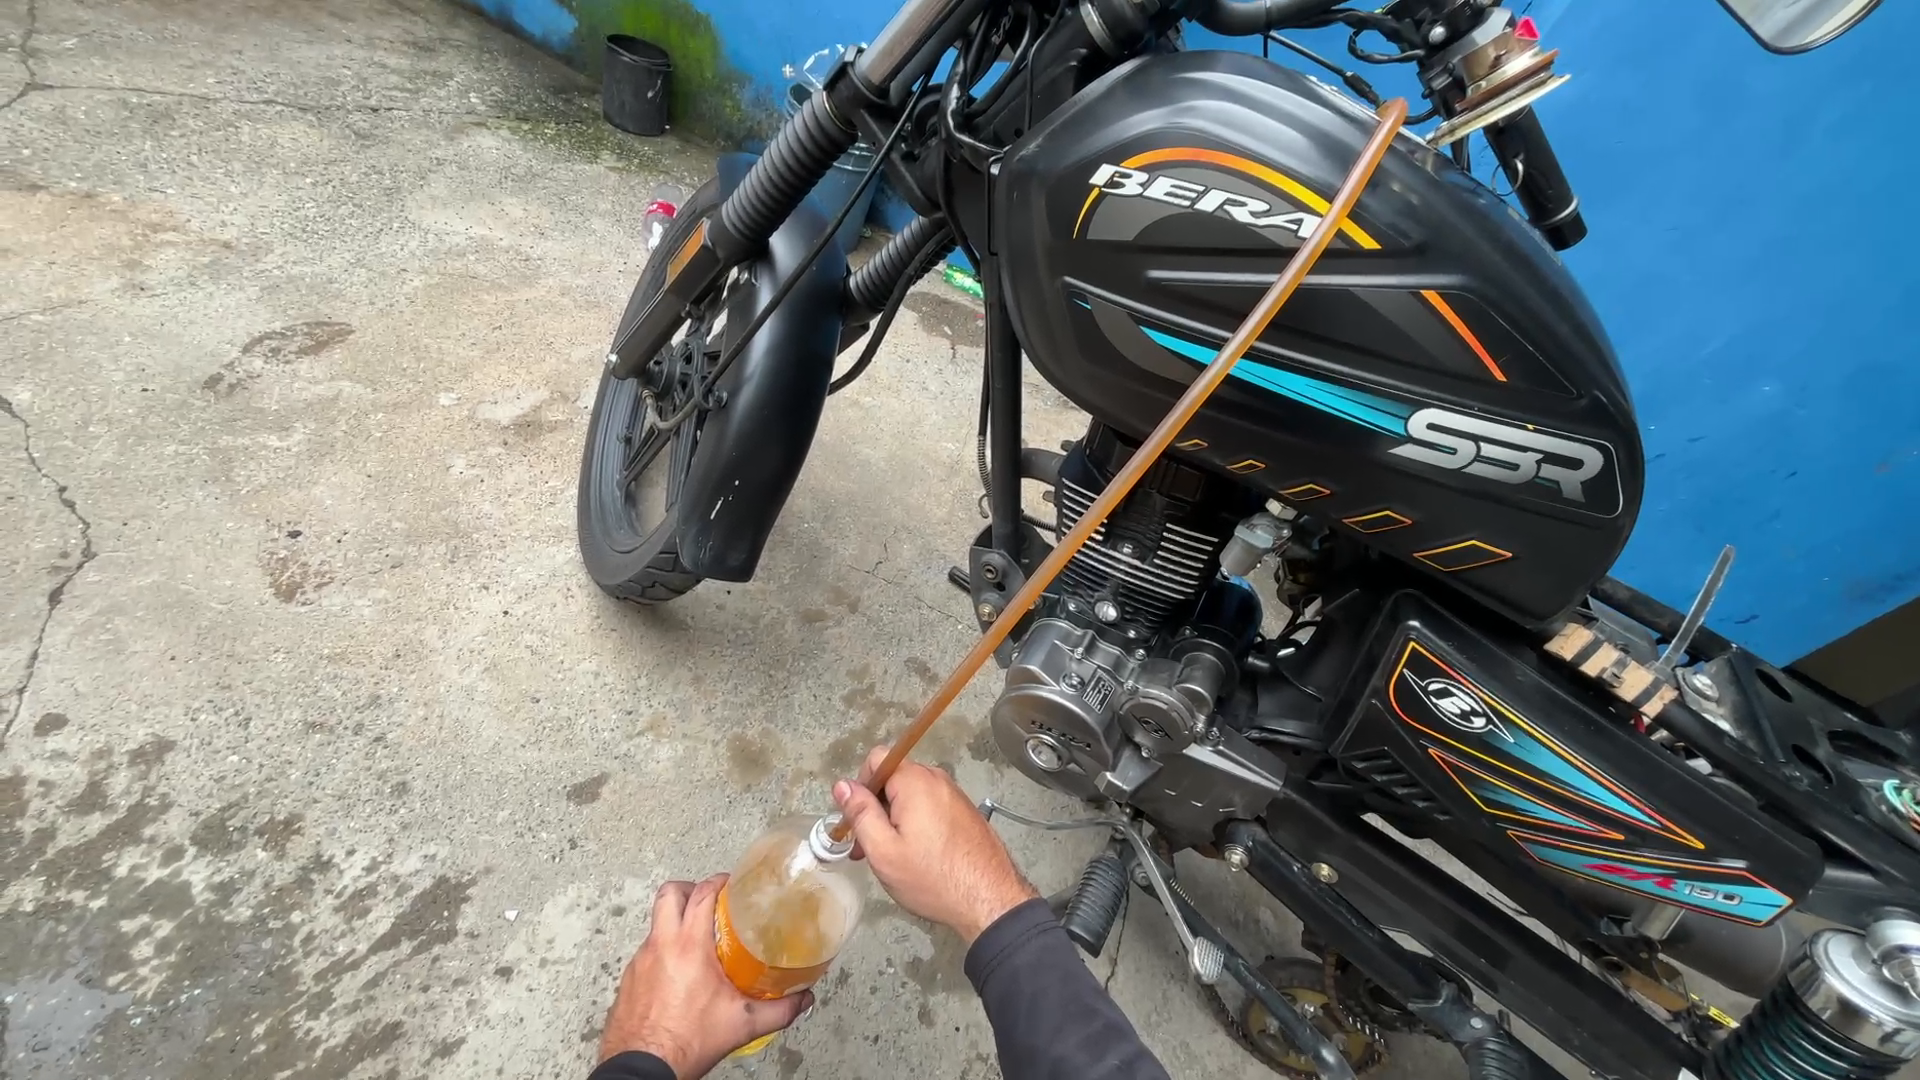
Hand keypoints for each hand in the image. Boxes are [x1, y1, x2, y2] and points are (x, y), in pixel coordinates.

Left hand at [599, 875, 810, 1077]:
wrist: (641, 1073)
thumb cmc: (685, 1043)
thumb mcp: (741, 1025)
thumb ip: (778, 1009)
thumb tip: (804, 999)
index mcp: (689, 945)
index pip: (701, 892)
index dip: (717, 881)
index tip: (731, 884)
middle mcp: (661, 945)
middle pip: (669, 893)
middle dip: (689, 889)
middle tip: (707, 902)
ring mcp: (639, 962)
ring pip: (655, 923)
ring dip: (674, 921)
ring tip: (696, 939)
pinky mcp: (627, 981)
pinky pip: (646, 952)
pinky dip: (662, 951)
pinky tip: (676, 973)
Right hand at [832, 745, 1037, 942]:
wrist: (989, 899)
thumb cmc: (932, 877)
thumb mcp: (884, 851)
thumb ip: (861, 813)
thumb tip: (842, 785)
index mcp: (915, 780)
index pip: (877, 758)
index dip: (861, 785)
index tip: (859, 819)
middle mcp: (936, 778)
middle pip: (894, 777)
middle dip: (876, 806)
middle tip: (867, 847)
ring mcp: (954, 794)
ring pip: (912, 794)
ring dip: (894, 817)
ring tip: (890, 857)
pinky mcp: (964, 811)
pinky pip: (930, 805)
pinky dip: (916, 822)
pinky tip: (916, 856)